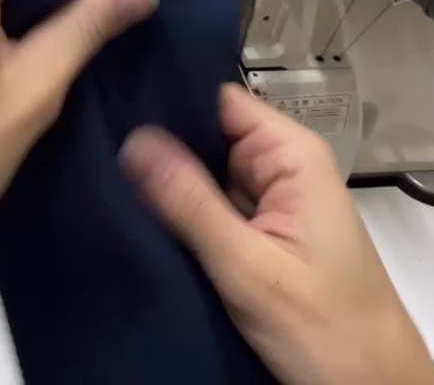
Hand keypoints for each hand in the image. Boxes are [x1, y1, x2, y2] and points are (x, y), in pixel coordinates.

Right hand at [120, 84, 433, 384]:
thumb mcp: (252, 270)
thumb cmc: (333, 336)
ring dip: (167, 178)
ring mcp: (268, 198)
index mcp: (290, 154)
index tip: (115, 103)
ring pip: (203, 169)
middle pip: (206, 131)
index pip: (217, 98)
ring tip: (109, 174)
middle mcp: (279, 165)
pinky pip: (208, 203)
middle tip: (100, 146)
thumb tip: (133, 140)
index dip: (167, 97)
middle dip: (160, 142)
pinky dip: (179, 209)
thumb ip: (191, 204)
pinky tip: (139, 207)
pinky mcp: (258, 231)